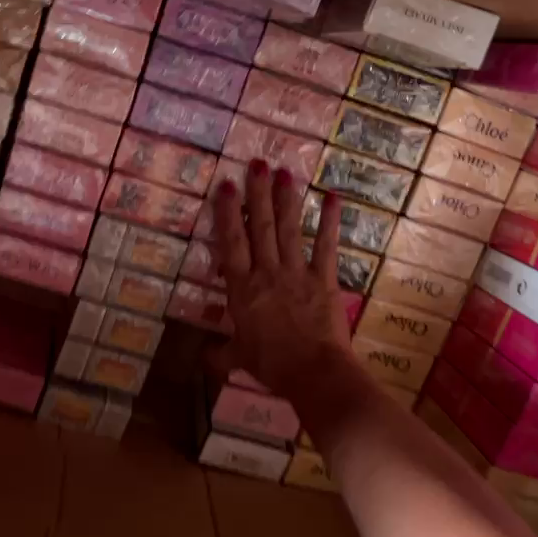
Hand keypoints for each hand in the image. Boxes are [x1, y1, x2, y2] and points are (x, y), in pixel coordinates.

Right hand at [212, 159, 356, 395]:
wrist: (313, 372)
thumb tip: (204, 357)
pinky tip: (332, 197)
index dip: (226, 213)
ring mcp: (297, 273)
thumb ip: (221, 354)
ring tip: (284, 172)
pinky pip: (326, 246)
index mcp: (242, 290)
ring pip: (288, 229)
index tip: (225, 185)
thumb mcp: (239, 359)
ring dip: (285, 199)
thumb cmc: (272, 365)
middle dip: (256, 193)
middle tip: (256, 164)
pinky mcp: (324, 279)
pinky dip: (330, 221)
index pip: (231, 243)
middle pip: (259, 227)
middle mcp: (267, 273)